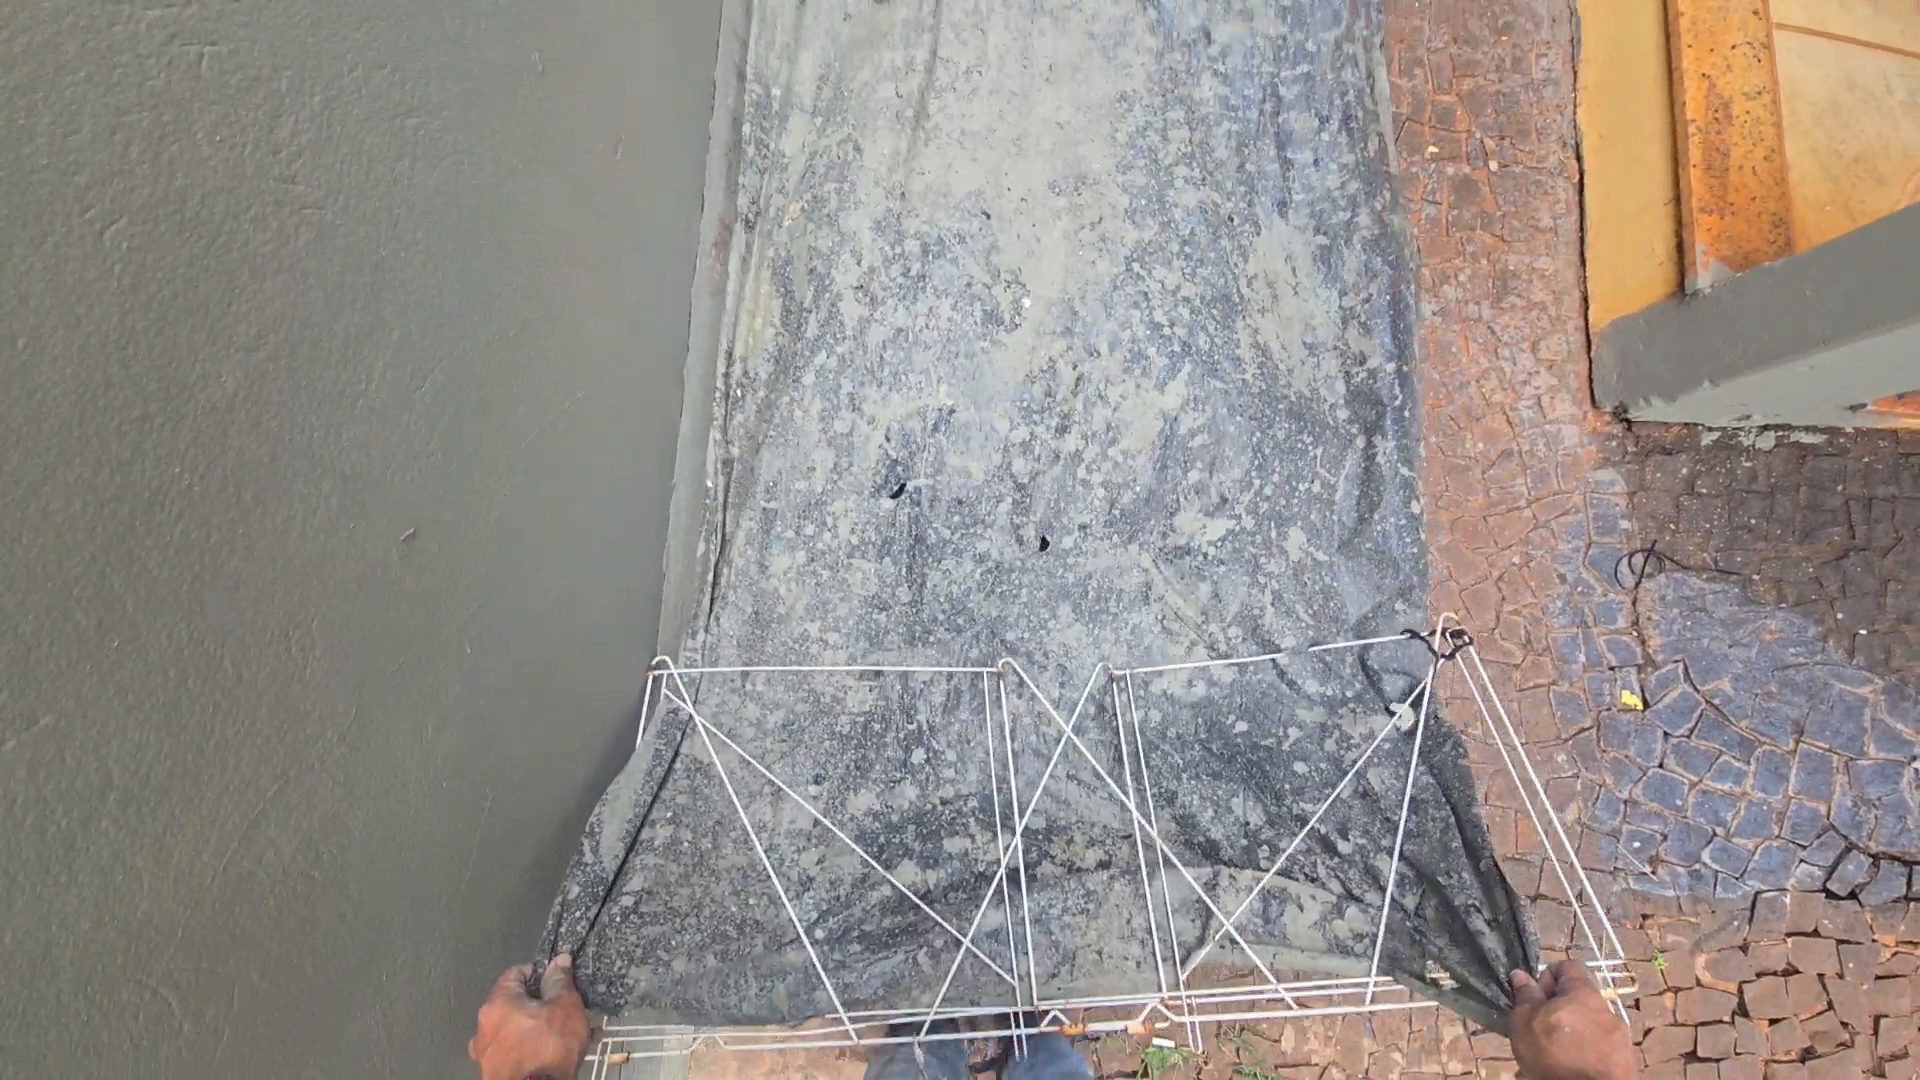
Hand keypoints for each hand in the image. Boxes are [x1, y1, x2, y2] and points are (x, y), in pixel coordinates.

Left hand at [469, 954, 591, 1079]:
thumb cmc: (549, 1045)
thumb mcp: (564, 1004)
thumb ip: (559, 980)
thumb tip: (558, 960)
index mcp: (496, 1005)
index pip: (515, 973)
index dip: (539, 971)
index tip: (558, 979)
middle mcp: (483, 1028)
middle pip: (515, 1002)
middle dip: (542, 1002)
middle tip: (566, 1006)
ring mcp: (486, 1054)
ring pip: (517, 1027)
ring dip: (539, 1025)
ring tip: (566, 1031)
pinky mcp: (494, 1074)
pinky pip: (516, 1049)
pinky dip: (533, 1046)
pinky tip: (555, 1050)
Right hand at [1507, 960, 1636, 1079]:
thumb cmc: (1551, 1054)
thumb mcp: (1524, 1019)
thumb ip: (1525, 994)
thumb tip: (1522, 975)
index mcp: (1585, 995)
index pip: (1569, 967)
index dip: (1548, 975)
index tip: (1536, 995)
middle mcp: (1610, 1014)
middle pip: (1582, 998)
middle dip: (1561, 1006)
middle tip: (1542, 1023)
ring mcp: (1624, 1042)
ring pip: (1594, 1024)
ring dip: (1576, 1028)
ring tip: (1558, 1047)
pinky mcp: (1629, 1066)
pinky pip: (1605, 1047)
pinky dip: (1590, 1049)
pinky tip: (1575, 1062)